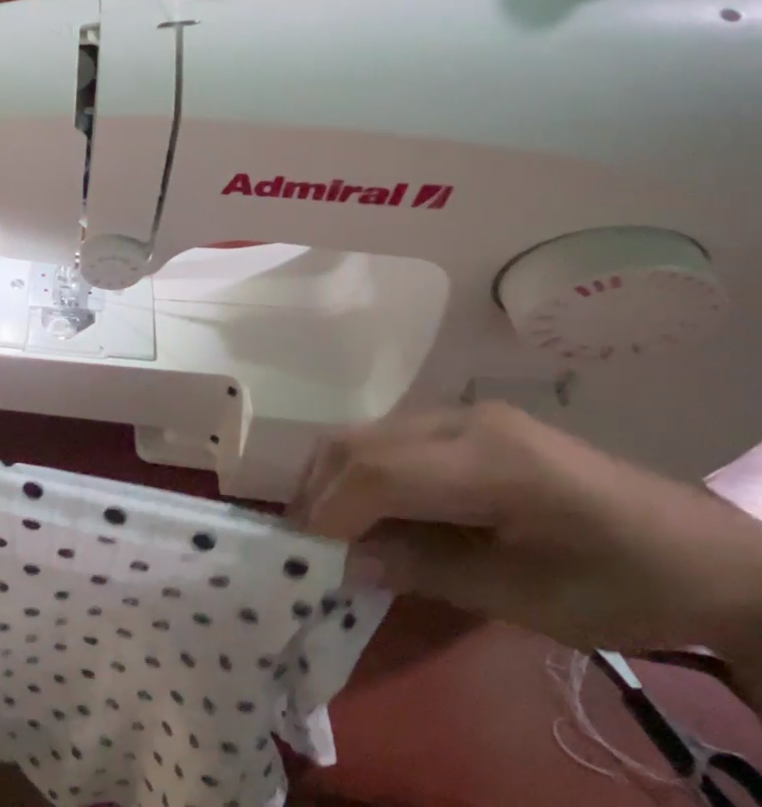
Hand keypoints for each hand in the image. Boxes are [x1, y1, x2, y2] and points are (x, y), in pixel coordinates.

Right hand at [290, 402, 761, 655]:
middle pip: (355, 443)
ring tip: (323, 529)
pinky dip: (358, 473)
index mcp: (491, 460)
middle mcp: (467, 421)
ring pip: (362, 435)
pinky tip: (362, 510)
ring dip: (331, 480)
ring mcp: (467, 416)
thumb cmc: (623, 587)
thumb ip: (425, 570)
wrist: (713, 562)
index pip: (375, 472)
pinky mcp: (470, 425)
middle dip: (316, 493)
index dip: (328, 513)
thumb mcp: (523, 597)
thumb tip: (344, 562)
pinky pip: (388, 438)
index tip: (303, 556)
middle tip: (300, 543)